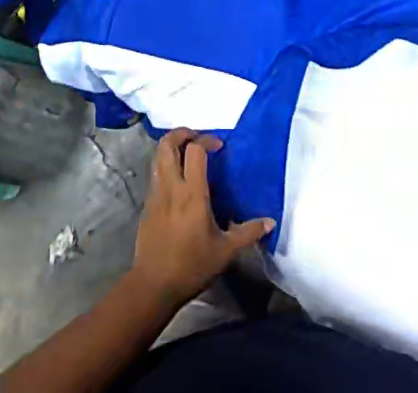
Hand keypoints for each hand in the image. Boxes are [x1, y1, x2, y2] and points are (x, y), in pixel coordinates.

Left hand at [128, 129, 274, 306]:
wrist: (154, 284)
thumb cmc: (192, 265)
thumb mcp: (225, 251)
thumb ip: (248, 232)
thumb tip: (270, 222)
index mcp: (191, 193)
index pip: (195, 151)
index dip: (206, 140)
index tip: (219, 147)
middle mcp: (170, 187)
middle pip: (167, 145)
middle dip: (181, 133)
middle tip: (196, 137)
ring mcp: (155, 194)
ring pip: (157, 157)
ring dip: (171, 148)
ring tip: (187, 154)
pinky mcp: (147, 204)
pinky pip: (155, 175)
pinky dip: (165, 167)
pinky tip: (178, 182)